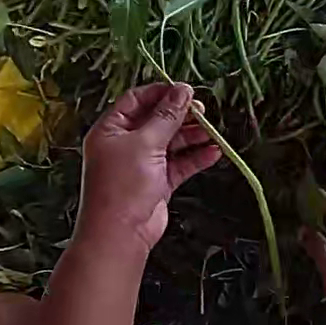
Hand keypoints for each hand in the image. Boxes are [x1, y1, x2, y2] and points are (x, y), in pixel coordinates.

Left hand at [77, 83, 222, 252]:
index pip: (136, 100)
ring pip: (171, 143)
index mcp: (111, 129)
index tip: (185, 91)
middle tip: (203, 112)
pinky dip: (195, 158)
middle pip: (157, 121)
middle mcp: (125, 144)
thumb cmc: (123, 185)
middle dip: (181, 116)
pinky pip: (179, 164)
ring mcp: (142, 164)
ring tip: (213, 133)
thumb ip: (167, 117)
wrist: (121, 233)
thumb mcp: (145, 143)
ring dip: (192, 137)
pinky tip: (214, 153)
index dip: (161, 93)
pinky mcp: (158, 182)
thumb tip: (183, 91)